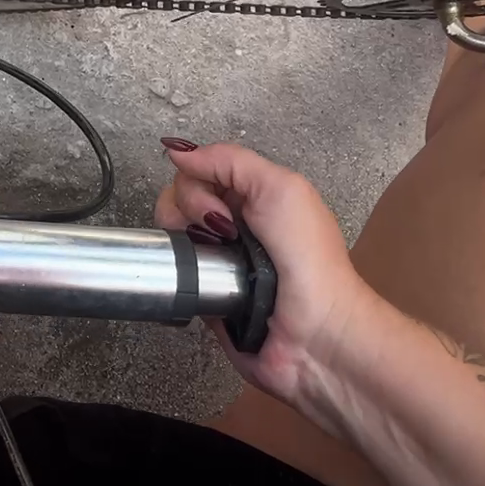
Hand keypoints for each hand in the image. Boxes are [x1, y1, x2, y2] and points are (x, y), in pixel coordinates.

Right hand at [154, 141, 380, 415]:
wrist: (316, 333)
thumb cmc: (307, 258)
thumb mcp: (280, 189)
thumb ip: (228, 161)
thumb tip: (176, 152)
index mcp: (249, 194)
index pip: (198, 169)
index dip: (198, 181)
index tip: (223, 209)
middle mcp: (228, 220)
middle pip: (177, 195)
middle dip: (190, 209)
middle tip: (223, 234)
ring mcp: (212, 255)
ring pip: (169, 229)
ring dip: (182, 239)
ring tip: (210, 259)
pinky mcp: (200, 289)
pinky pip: (169, 267)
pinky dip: (174, 267)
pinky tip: (191, 277)